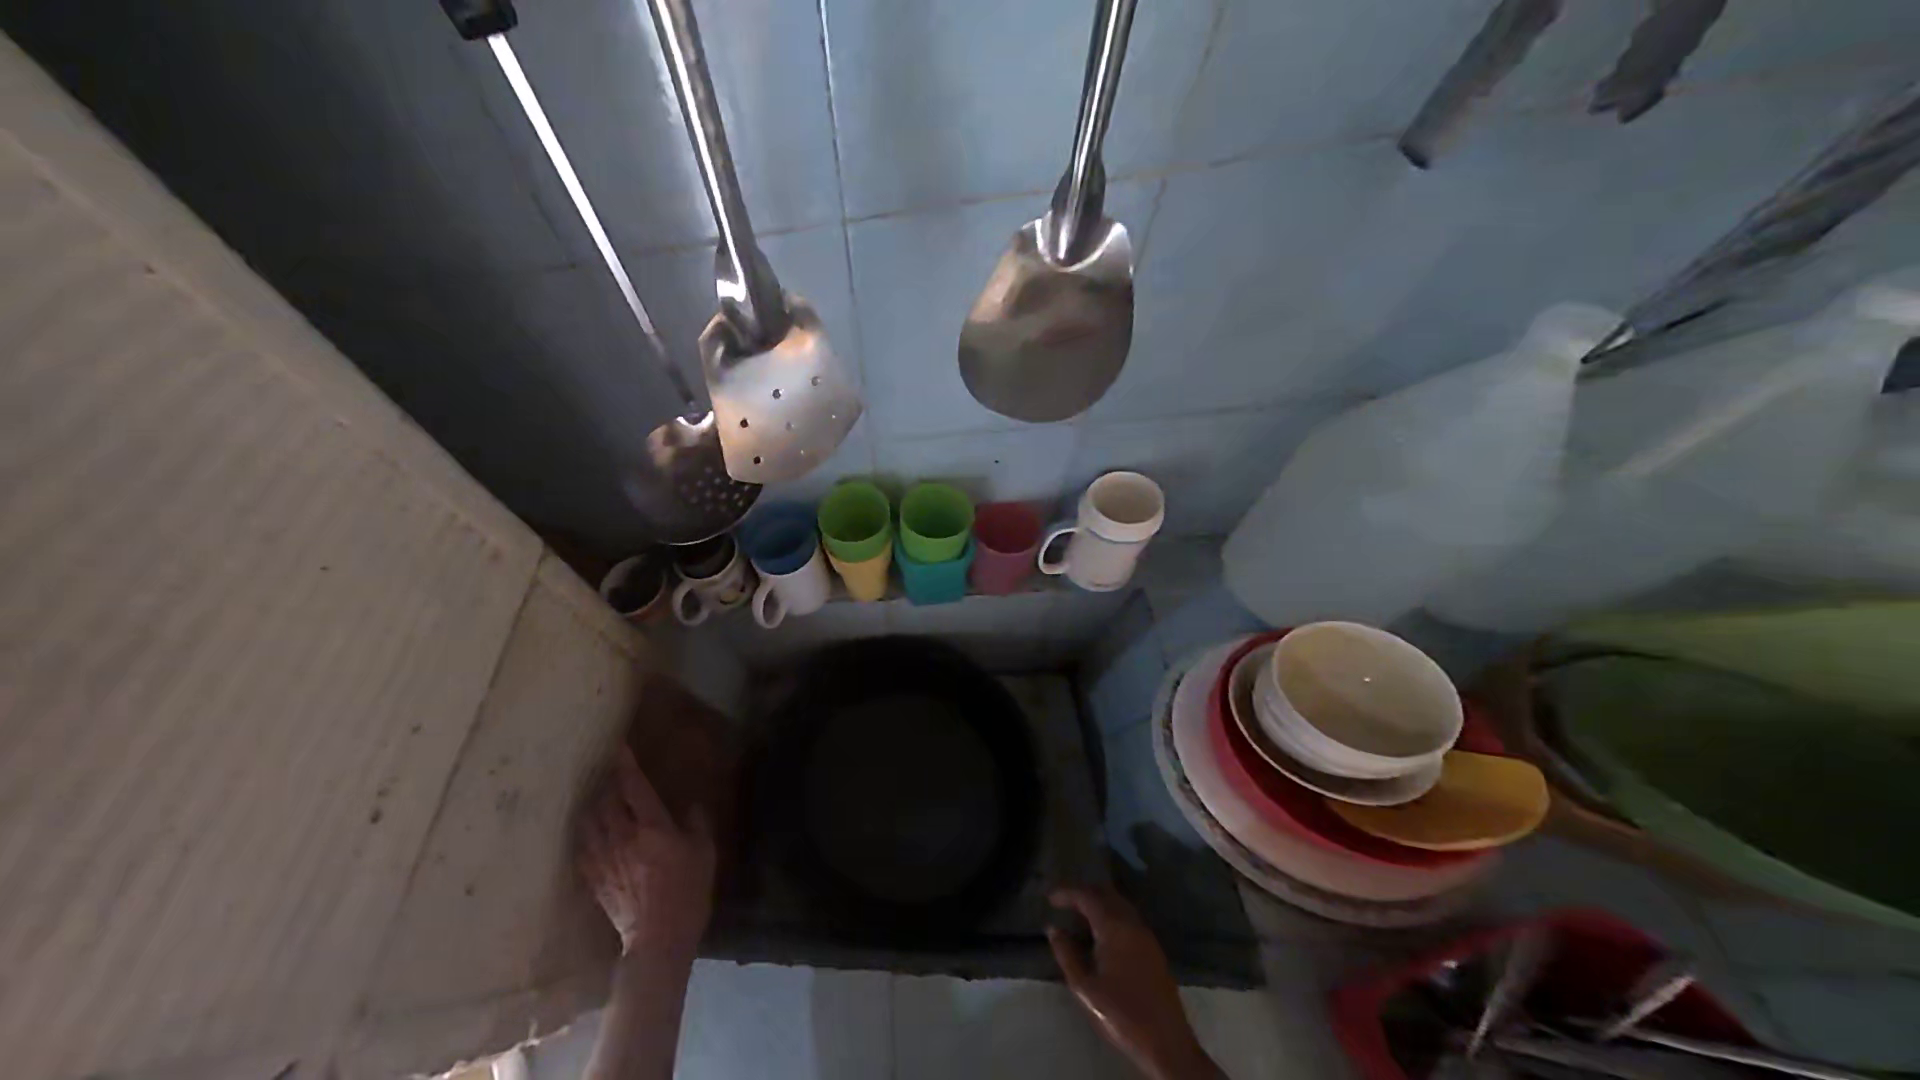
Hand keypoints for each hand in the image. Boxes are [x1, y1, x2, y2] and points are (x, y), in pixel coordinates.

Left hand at [578, 745, 715, 961]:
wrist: (658, 939)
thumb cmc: (688, 892)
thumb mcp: (705, 853)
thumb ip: (698, 824)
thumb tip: (692, 806)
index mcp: (652, 827)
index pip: (635, 787)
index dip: (626, 765)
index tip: (618, 747)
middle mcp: (622, 837)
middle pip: (607, 801)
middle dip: (608, 785)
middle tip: (611, 774)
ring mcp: (604, 859)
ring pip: (590, 823)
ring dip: (594, 807)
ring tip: (597, 800)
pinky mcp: (593, 879)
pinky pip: (582, 849)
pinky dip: (585, 835)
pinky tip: (588, 833)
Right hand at [1048, 887, 1221, 1079]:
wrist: (1167, 1044)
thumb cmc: (1121, 1016)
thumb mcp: (1085, 988)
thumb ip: (1067, 954)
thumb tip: (1053, 928)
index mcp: (1115, 927)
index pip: (1088, 896)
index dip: (1067, 892)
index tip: (1049, 899)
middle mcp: (1133, 923)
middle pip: (1106, 893)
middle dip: (1083, 893)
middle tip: (1063, 902)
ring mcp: (1146, 935)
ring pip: (1119, 904)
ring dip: (1098, 903)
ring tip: (1078, 916)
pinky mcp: (1153, 949)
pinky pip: (1128, 918)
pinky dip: (1111, 915)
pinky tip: (1101, 934)